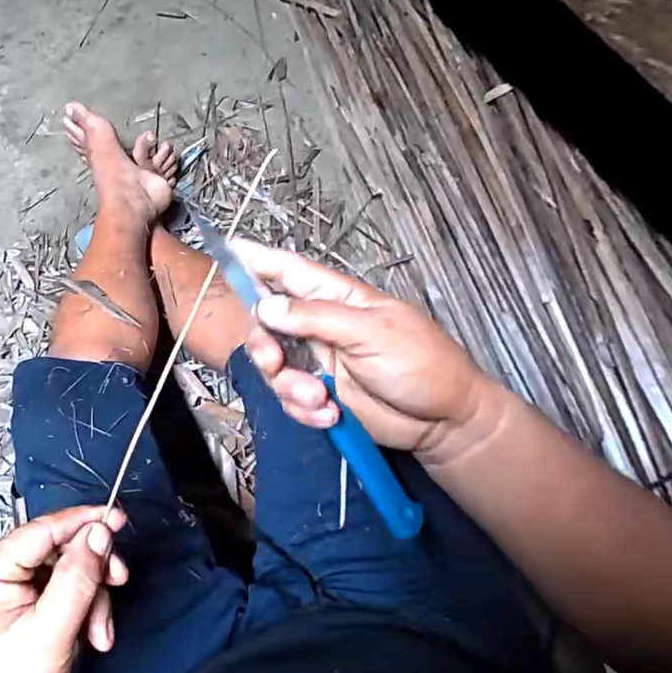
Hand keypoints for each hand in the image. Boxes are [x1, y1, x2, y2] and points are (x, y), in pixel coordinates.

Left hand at [0, 506, 129, 672]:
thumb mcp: (48, 635)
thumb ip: (76, 578)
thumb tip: (98, 533)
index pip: (46, 527)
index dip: (86, 521)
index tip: (120, 520)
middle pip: (61, 547)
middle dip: (93, 571)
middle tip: (117, 584)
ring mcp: (11, 593)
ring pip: (69, 571)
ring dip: (93, 598)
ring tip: (99, 634)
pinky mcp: (24, 611)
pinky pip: (65, 592)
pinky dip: (85, 611)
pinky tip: (91, 637)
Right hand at [233, 240, 513, 464]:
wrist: (443, 422)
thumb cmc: (421, 364)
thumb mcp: (372, 332)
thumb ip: (317, 317)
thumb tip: (268, 306)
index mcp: (337, 297)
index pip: (290, 271)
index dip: (258, 259)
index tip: (228, 250)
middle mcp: (320, 326)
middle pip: (267, 323)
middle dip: (264, 344)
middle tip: (274, 362)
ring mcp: (318, 361)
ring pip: (274, 366)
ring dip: (289, 386)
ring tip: (319, 399)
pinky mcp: (319, 394)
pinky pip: (289, 398)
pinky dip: (303, 409)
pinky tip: (330, 414)